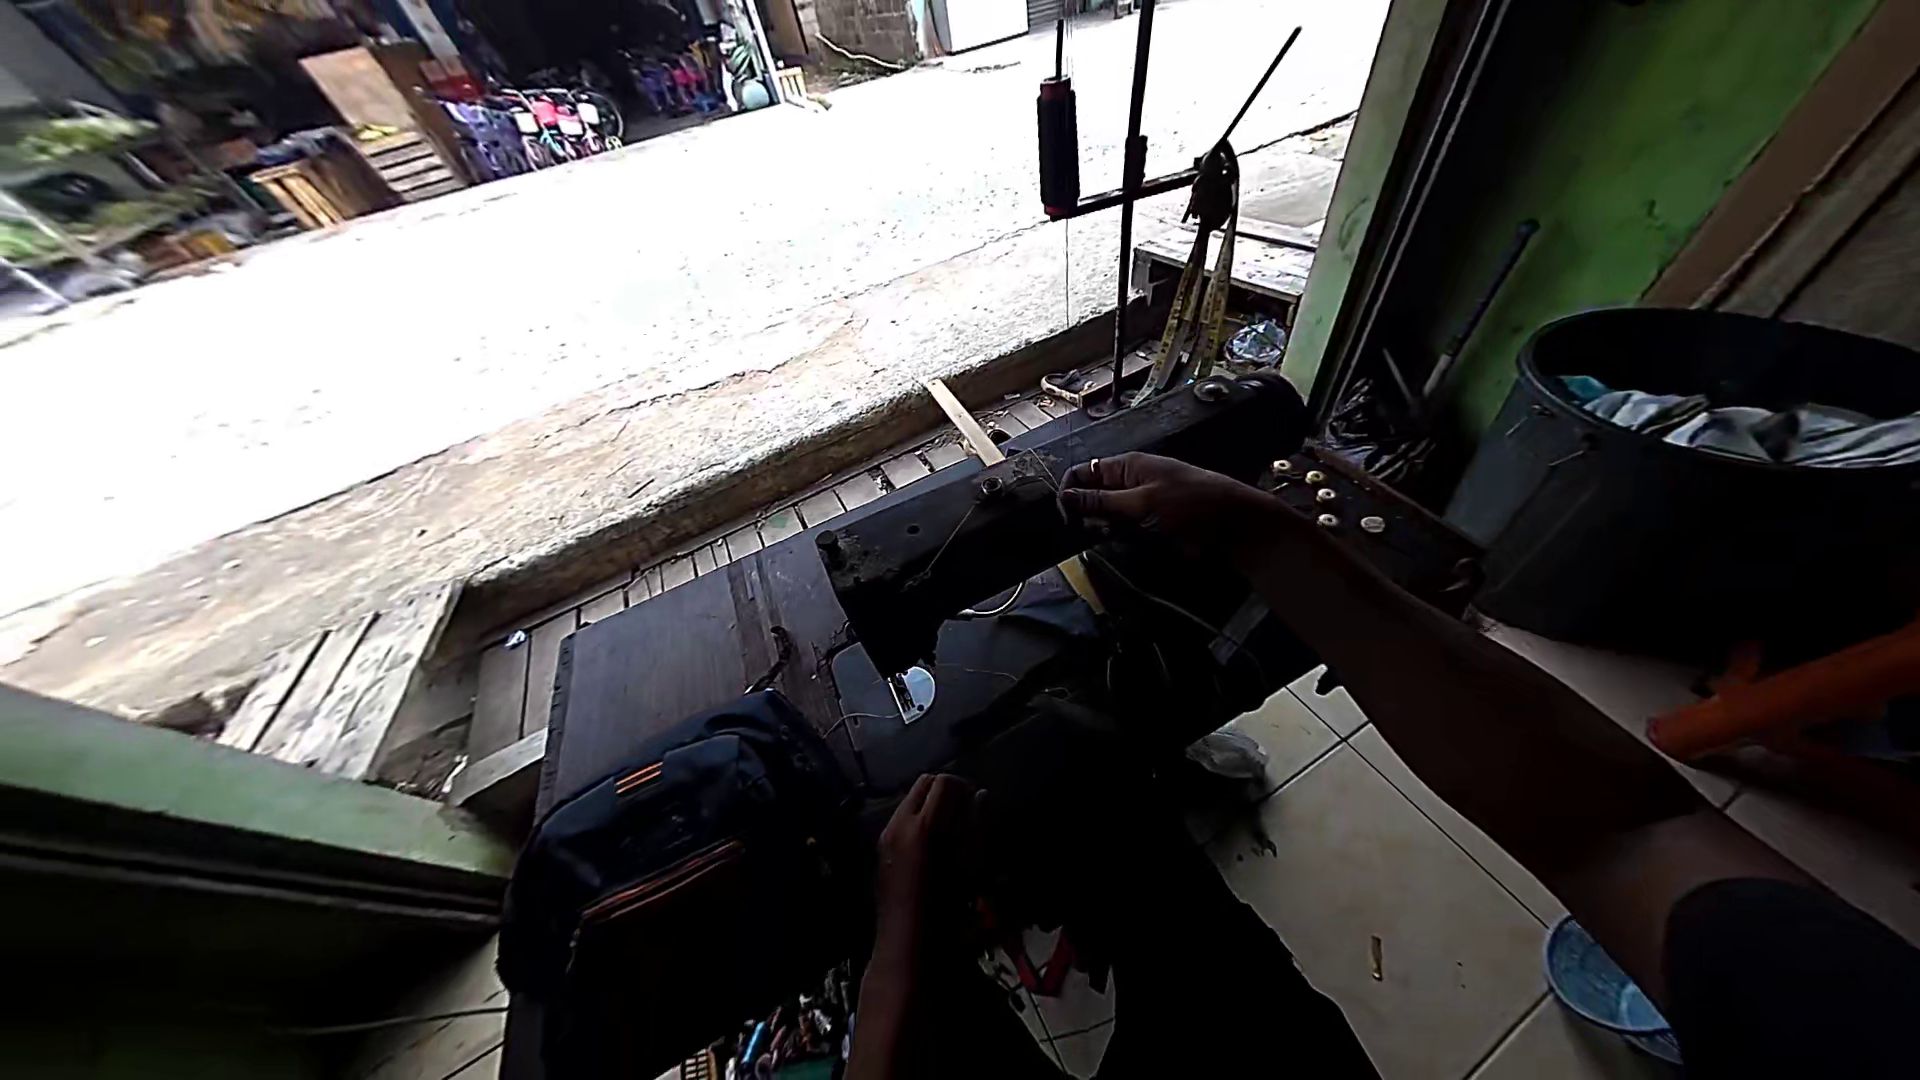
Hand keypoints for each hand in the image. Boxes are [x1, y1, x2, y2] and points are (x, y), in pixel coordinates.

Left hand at [874, 774, 975, 945]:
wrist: (906, 947)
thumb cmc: (947, 915)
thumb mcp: (971, 869)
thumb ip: (976, 827)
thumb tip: (980, 796)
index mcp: (926, 829)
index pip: (945, 783)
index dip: (964, 788)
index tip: (975, 805)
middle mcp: (901, 824)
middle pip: (926, 781)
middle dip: (946, 790)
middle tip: (963, 811)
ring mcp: (888, 832)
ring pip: (912, 795)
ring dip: (932, 802)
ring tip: (948, 826)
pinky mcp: (881, 843)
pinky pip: (903, 814)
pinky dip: (919, 815)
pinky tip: (932, 841)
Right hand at [1058, 452, 1285, 560]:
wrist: (1233, 525)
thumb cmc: (1190, 504)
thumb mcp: (1142, 502)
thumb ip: (1101, 501)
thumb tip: (1065, 495)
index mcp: (1125, 466)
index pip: (1082, 473)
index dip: (1070, 493)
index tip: (1068, 518)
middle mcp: (1127, 482)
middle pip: (1090, 498)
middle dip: (1092, 516)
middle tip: (1107, 528)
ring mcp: (1137, 503)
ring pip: (1105, 518)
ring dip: (1110, 530)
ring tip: (1131, 534)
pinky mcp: (1146, 523)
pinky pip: (1122, 530)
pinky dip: (1124, 538)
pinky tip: (1139, 540)